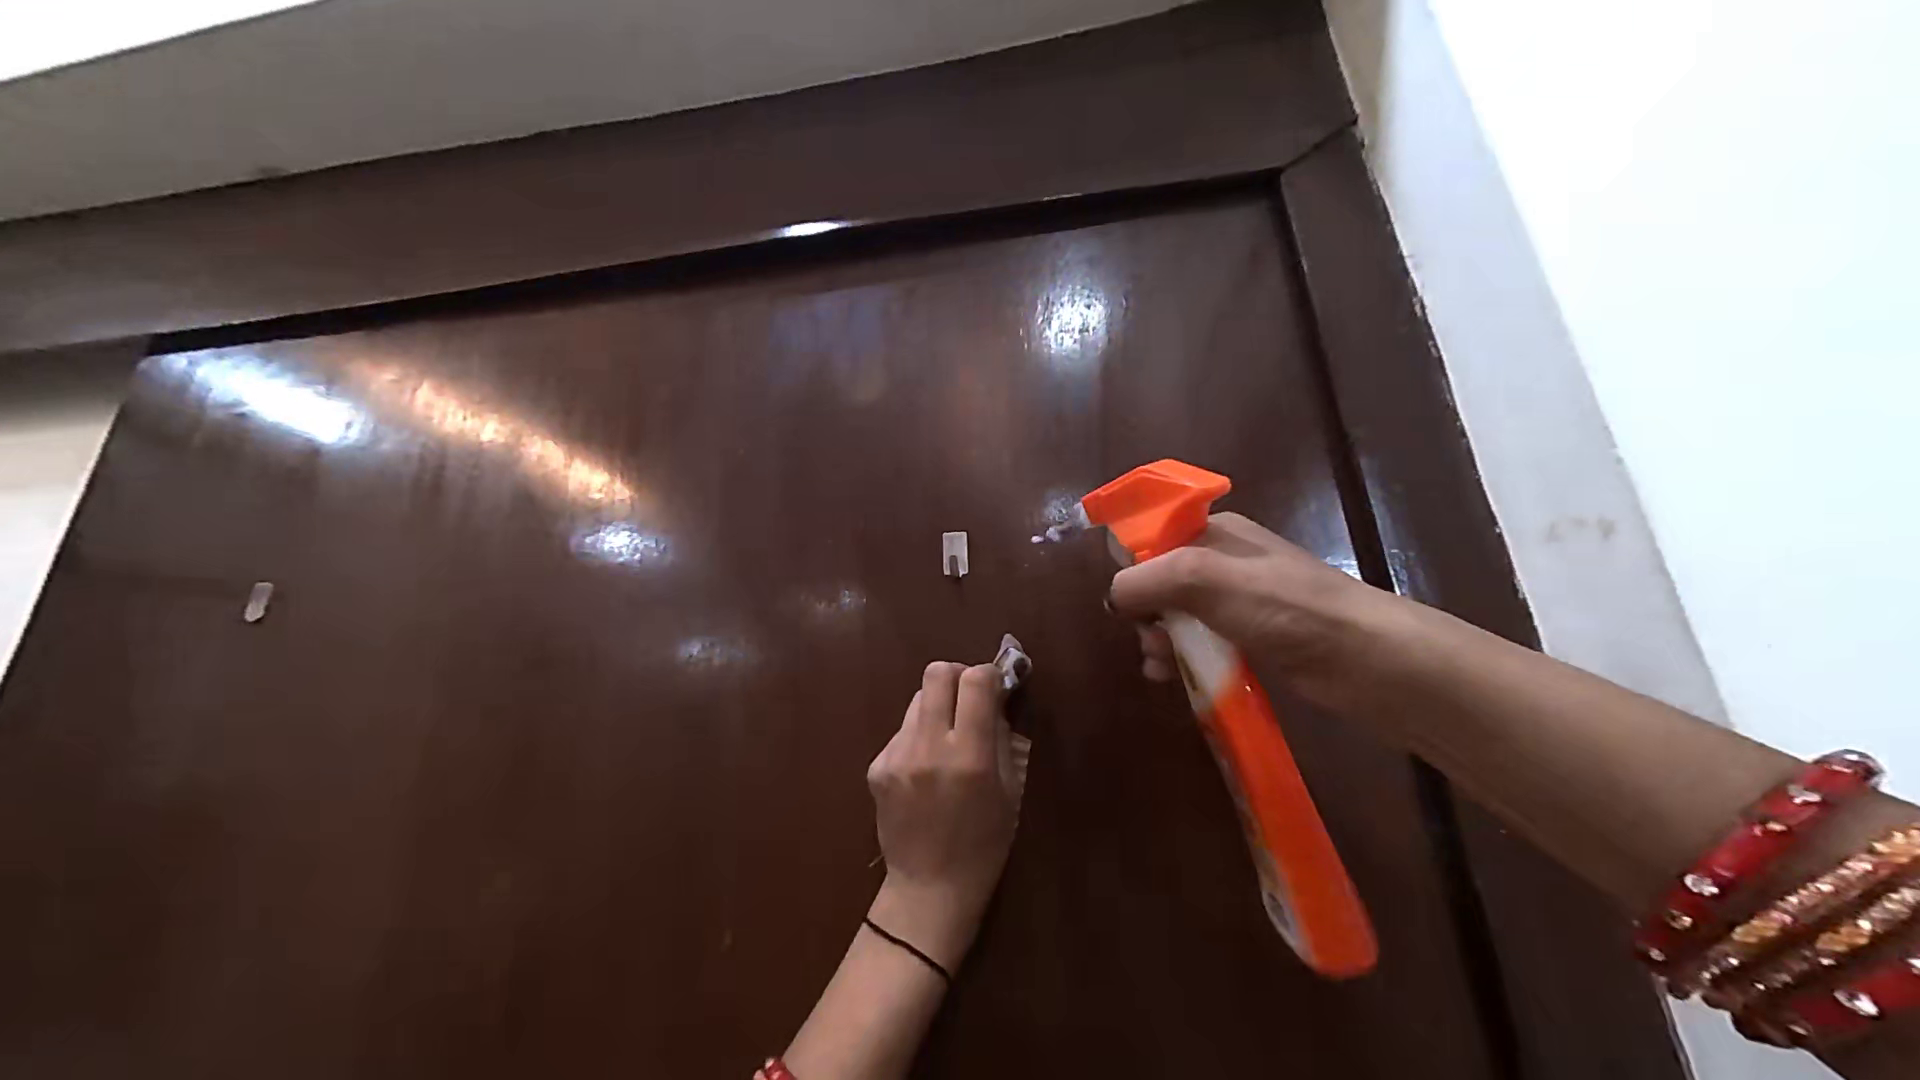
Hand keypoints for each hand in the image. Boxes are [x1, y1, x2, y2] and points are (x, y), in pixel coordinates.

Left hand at [865, 661, 1028, 971]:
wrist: (928, 889)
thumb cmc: (984, 844)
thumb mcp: (1010, 791)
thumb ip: (1001, 736)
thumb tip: (995, 695)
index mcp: (970, 757)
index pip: (975, 681)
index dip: (988, 675)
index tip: (995, 688)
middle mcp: (929, 748)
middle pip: (936, 673)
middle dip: (957, 676)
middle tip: (968, 699)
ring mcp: (897, 756)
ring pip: (917, 699)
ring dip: (937, 707)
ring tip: (947, 739)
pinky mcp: (876, 767)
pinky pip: (902, 730)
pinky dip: (919, 736)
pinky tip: (925, 768)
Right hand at [1108, 512, 1385, 701]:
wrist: (1367, 659)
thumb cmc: (1286, 608)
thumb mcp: (1206, 580)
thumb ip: (1149, 580)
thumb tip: (1112, 597)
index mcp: (1213, 532)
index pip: (1152, 537)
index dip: (1131, 566)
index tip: (1126, 603)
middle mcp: (1221, 561)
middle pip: (1158, 581)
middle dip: (1145, 612)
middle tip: (1151, 640)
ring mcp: (1237, 601)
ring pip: (1175, 616)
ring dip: (1159, 640)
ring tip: (1160, 666)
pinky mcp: (1249, 637)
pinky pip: (1198, 641)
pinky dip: (1181, 657)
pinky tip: (1173, 677)